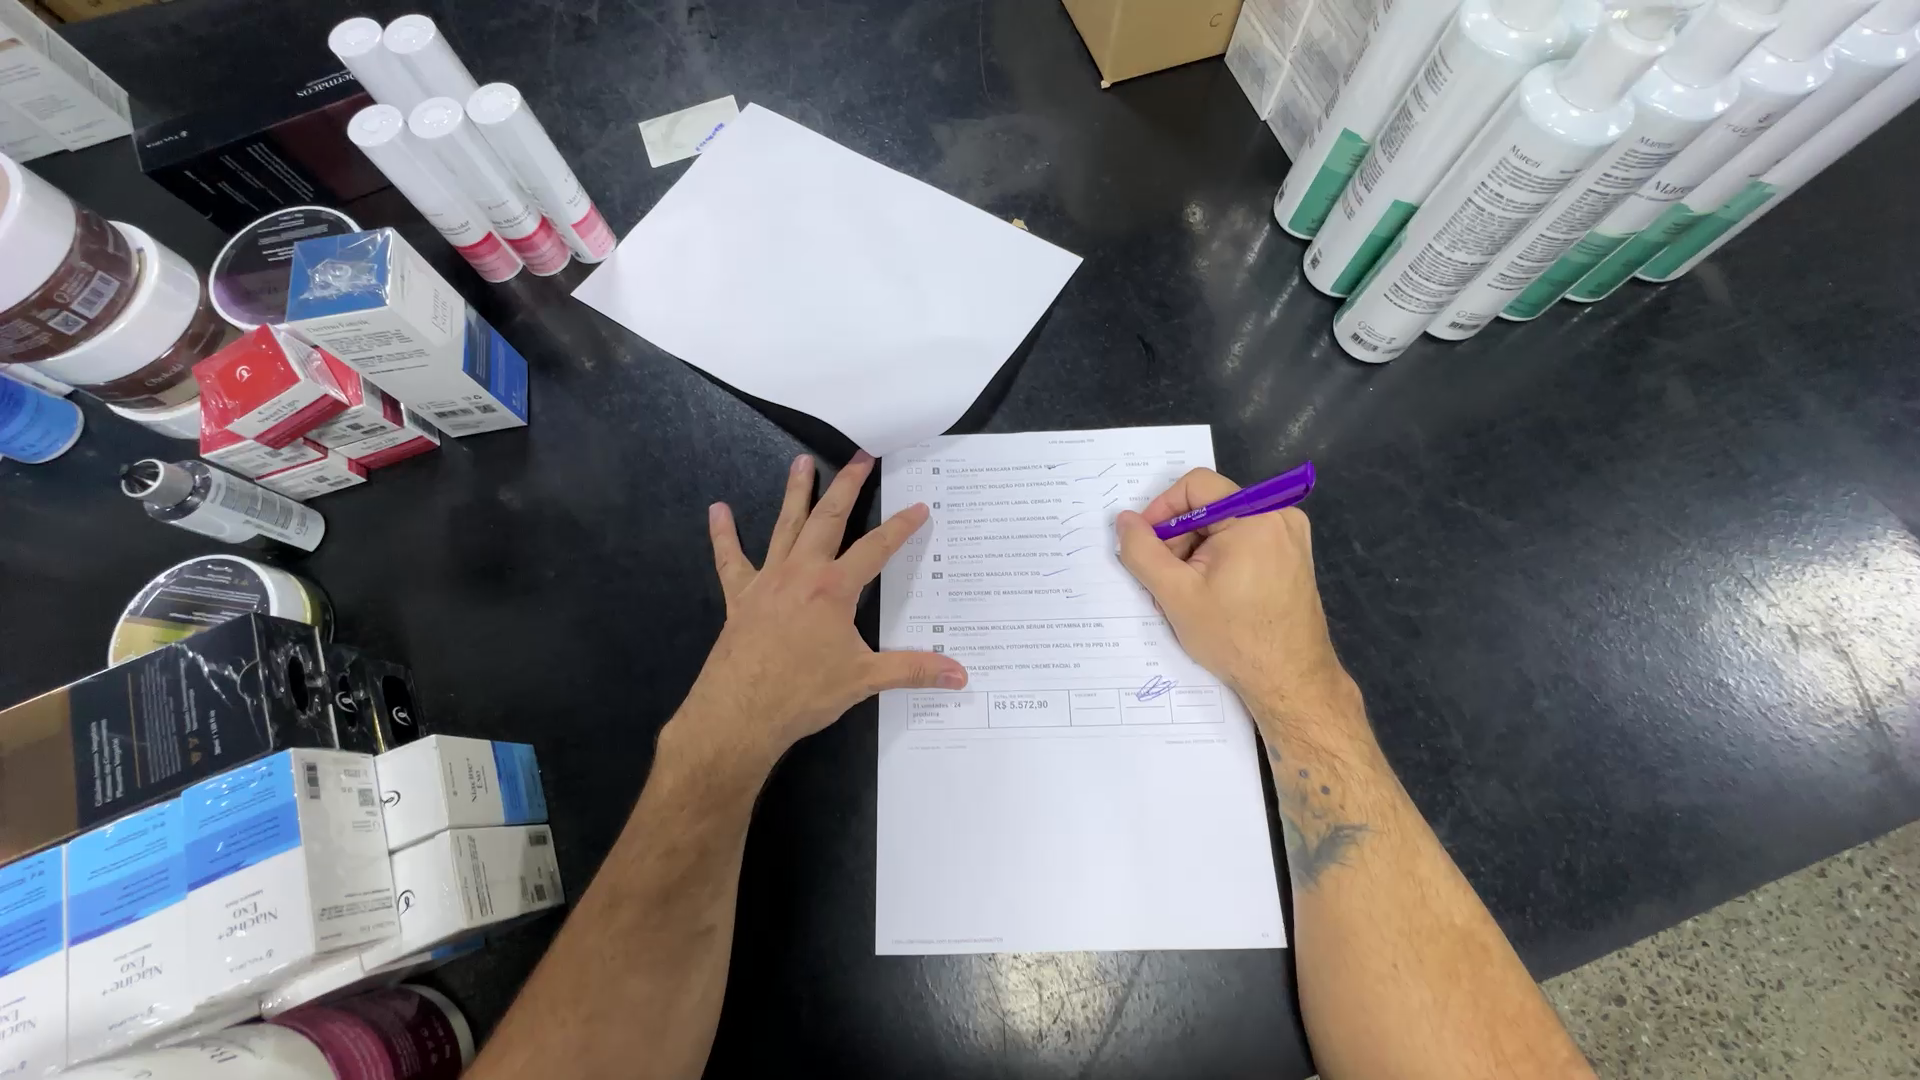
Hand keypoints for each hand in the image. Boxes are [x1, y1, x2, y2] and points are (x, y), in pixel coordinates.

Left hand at [677, 452, 967, 767]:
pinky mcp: (740, 597)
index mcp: (834, 589)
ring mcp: (767, 581)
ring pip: (785, 526)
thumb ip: (913, 671)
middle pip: (829, 519)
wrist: (739, 714)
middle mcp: (801, 573)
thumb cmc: (803, 693)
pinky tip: (717, 510)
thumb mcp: (864, 680)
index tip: (919, 507)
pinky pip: (731, 559)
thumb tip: (961, 676)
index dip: (901, 527)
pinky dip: (724, 534)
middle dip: (848, 486)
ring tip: (802, 461)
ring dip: (796, 492)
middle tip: (861, 457)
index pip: (876, 548)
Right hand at [1114, 468, 1359, 733]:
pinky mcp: (1293, 557)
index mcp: (1255, 516)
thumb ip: (1141, 551)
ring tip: (1188, 592)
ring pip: (1224, 526)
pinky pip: (1243, 542)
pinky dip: (1219, 560)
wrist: (1290, 681)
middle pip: (1210, 507)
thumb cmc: (1233, 637)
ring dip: (1196, 552)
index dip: (1161, 510)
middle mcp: (1279, 517)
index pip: (1195, 486)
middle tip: (1165, 578)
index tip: (1145, 544)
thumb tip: (1123, 520)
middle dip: (1179, 538)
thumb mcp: (1175, 593)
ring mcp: (1291, 538)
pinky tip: (1211, 594)